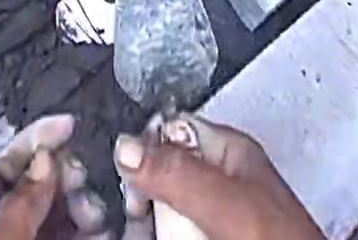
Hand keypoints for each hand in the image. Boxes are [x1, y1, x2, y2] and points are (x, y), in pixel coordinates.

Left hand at [0, 115, 112, 239]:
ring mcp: (28, 238)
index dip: (35, 138)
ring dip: (82, 201)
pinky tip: (102, 226)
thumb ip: (19, 208)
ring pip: (60, 206)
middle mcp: (0, 227)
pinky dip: (91, 226)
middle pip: (37, 182)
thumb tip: (44, 156)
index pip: (4, 164)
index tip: (68, 122)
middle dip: (64, 172)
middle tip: (82, 177)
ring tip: (93, 211)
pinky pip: (75, 231)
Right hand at [115, 117, 323, 239]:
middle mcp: (224, 181)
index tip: (129, 180)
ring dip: (155, 222)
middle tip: (139, 218)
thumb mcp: (227, 203)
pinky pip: (181, 229)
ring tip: (148, 230)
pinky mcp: (217, 234)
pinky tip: (158, 237)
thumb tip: (127, 145)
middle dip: (147, 195)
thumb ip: (179, 172)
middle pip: (166, 174)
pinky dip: (167, 233)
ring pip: (170, 210)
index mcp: (231, 152)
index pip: (172, 129)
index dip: (146, 149)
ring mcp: (221, 216)